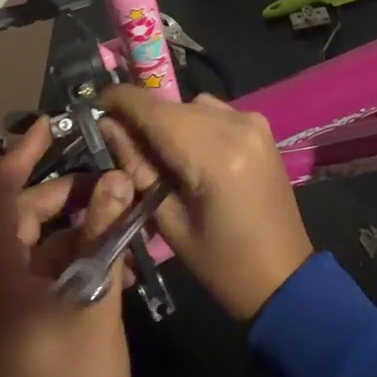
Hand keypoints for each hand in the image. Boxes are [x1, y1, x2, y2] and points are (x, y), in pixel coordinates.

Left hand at [0, 118, 134, 376]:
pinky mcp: (32, 327)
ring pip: (44, 248)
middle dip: (67, 194)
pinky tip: (125, 268)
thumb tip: (116, 178)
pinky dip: (84, 261)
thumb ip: (104, 236)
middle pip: (24, 217)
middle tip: (112, 183)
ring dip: (84, 230)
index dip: (21, 154)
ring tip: (128, 223)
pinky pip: (54, 276)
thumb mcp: (93, 301)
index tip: (52, 124)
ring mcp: (13, 309)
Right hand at [98, 85, 313, 320]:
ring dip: (170, 121)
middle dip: (142, 118)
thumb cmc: (221, 264)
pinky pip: (214, 112)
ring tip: (159, 156)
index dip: (119, 100)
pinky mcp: (262, 126)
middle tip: (120, 143)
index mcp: (215, 154)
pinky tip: (190, 155)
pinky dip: (195, 124)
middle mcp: (237, 126)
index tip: (93, 103)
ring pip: (192, 105)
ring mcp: (253, 122)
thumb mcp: (168, 223)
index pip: (155, 110)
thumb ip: (137, 168)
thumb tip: (108, 126)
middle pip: (173, 106)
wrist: (283, 276)